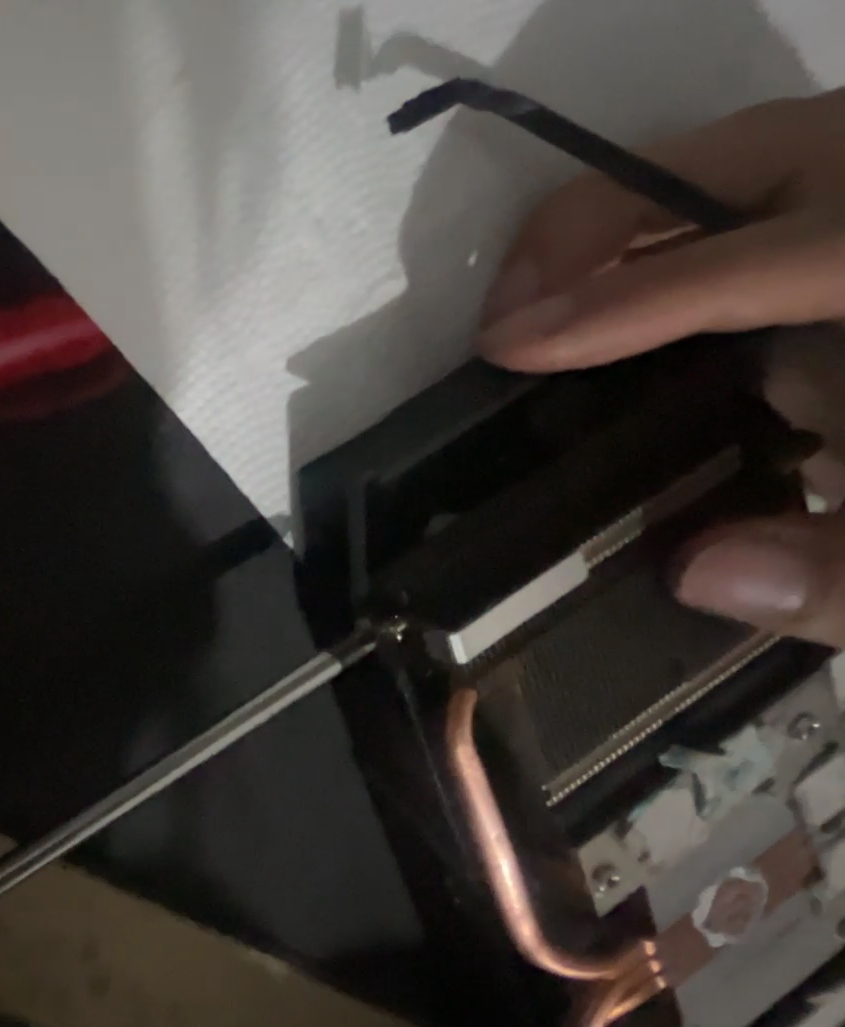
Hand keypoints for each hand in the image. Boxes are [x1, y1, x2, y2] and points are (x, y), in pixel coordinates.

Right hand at [478, 89, 844, 646]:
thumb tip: (699, 572)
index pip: (786, 256)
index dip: (635, 297)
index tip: (509, 347)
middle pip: (739, 161)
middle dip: (588, 234)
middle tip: (507, 326)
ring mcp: (843, 220)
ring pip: (715, 179)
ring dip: (596, 248)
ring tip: (525, 327)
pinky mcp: (811, 253)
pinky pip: (707, 224)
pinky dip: (624, 270)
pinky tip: (580, 336)